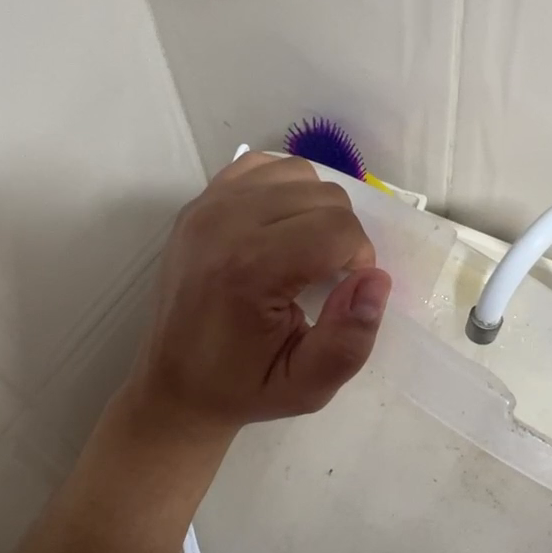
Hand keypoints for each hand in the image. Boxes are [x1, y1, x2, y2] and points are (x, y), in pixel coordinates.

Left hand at [128, 153, 391, 438]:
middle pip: (324, 195)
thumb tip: (376, 279)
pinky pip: (263, 166)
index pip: (338, 228)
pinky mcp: (199, 201)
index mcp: (250, 270)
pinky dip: (285, 188)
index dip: (359, 258)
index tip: (344, 292)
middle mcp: (224, 224)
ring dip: (316, 209)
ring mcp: (207, 206)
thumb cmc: (245, 387)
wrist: (175, 385)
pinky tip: (281, 228)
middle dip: (342, 234)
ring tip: (304, 250)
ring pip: (298, 172)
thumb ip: (350, 341)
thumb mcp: (309, 387)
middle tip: (327, 276)